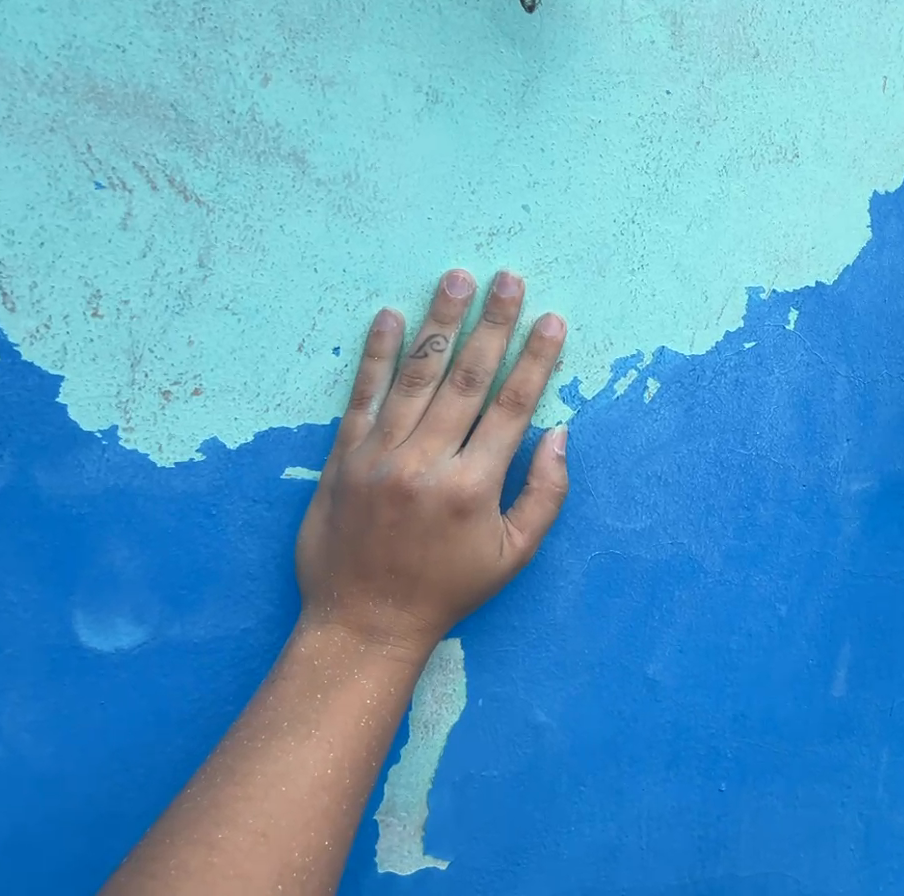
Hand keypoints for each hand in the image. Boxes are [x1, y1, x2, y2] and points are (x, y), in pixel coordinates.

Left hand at [294, 269, 568, 657]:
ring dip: (440, 323)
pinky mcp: (342, 457)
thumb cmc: (450, 589)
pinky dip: (374, 354)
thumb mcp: (516, 553)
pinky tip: (388, 317)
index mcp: (473, 486)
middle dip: (493, 324)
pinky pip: (361, 396)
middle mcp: (426, 461)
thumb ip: (546, 493)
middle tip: (508, 279)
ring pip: (415, 375)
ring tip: (456, 279)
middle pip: (467, 378)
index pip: (513, 406)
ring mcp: (379, 455)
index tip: (552, 321)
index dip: (536, 360)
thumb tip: (561, 434)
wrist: (362, 624)